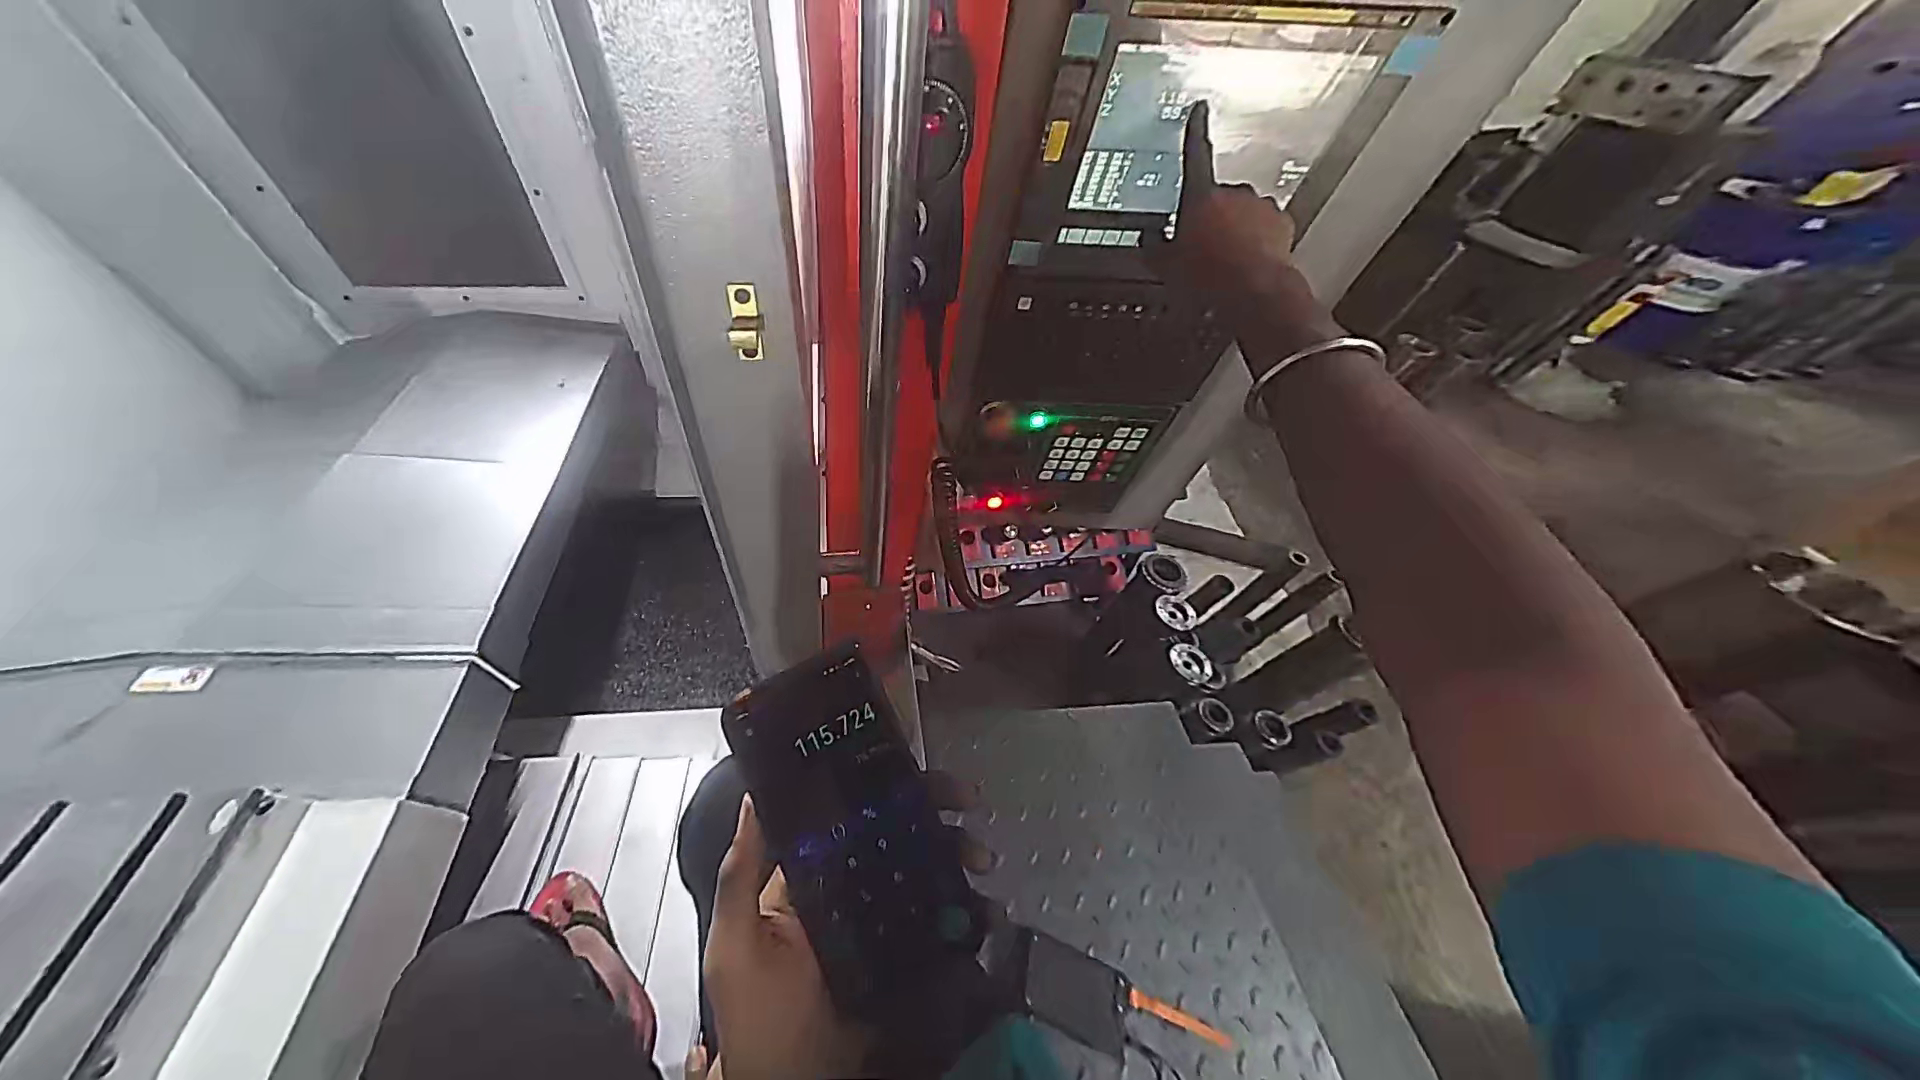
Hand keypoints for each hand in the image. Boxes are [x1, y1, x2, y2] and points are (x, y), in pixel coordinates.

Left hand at [702, 773, 994, 1079]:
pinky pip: (940, 915)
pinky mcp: (906, 946)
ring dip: (958, 851)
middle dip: (936, 810)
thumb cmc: (759, 1015)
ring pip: (925, 865)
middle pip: (897, 830)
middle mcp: (850, 883)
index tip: (916, 771)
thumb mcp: (736, 944)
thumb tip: (754, 800)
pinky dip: (968, 905)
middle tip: (968, 800)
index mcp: (811, 872)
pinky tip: (987, 903)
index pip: (851, 813)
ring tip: (981, 857)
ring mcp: (881, 914)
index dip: (884, 787)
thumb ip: (740, 876)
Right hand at [1153, 101, 1345, 366]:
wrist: (1253, 291)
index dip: (1195, 130)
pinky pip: (1263, 225)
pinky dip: (1256, 238)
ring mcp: (1260, 206)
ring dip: (1234, 228)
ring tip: (1224, 260)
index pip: (1195, 154)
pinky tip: (1246, 260)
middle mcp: (1233, 194)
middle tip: (1201, 244)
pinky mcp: (1281, 222)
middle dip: (1211, 215)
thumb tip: (1147, 237)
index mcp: (1201, 197)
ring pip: (1242, 212)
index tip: (1199, 111)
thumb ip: (1153, 246)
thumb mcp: (1166, 266)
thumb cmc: (1209, 277)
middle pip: (1217, 196)